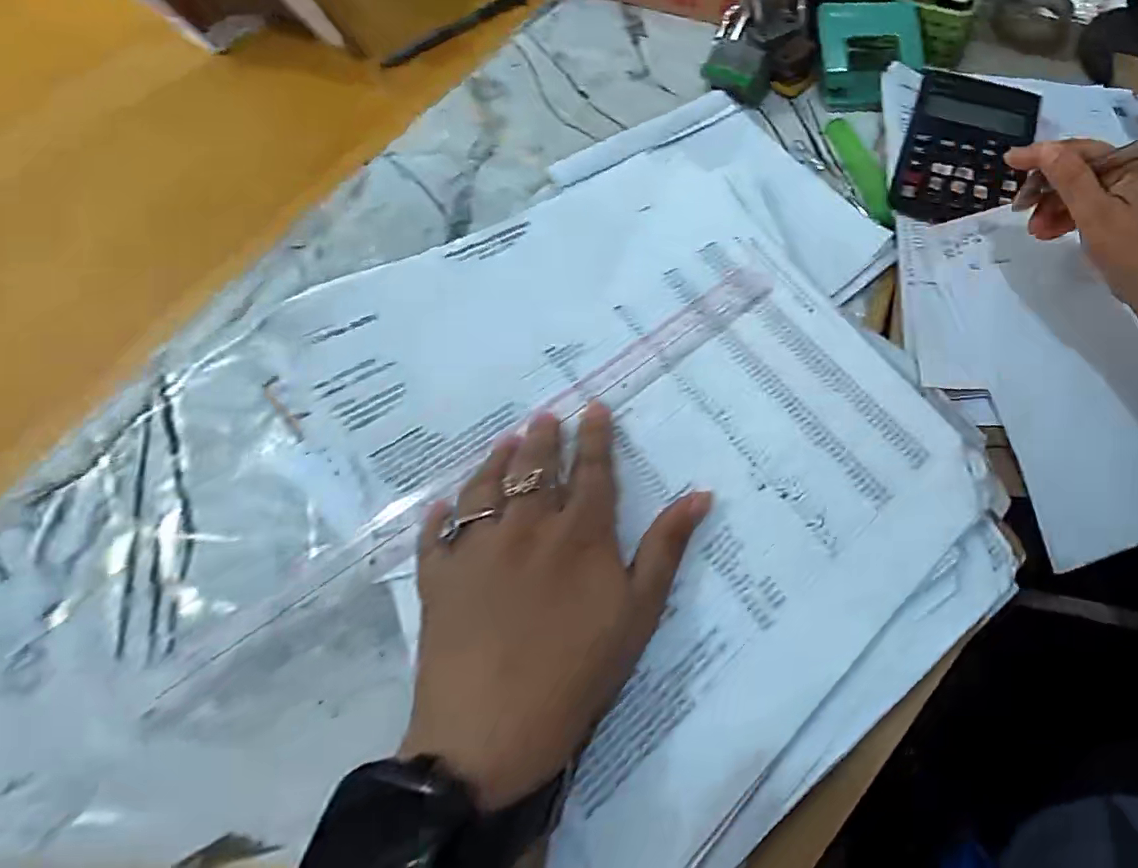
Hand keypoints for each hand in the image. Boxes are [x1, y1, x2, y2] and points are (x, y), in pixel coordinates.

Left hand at [399, 403, 709, 809]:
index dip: (594, 436)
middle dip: (542, 439)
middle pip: (535, 471)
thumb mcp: (641, 607)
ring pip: (485, 491)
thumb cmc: (582, 666)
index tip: (592, 407)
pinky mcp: (439, 583)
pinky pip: (436, 539)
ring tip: (503, 441)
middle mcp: (528, 530)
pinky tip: (442, 507)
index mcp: (581, 534)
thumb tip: (701, 494)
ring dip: (496, 462)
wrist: (494, 729)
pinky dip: (440, 518)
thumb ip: (667, 546)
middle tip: (544, 415)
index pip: (591, 471)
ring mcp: (478, 554)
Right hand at [1004, 139, 1137, 320]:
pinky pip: (1087, 210)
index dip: (1042, 154)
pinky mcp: (1123, 221)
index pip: (1080, 149)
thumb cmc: (1131, 254)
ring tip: (1034, 230)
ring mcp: (1128, 199)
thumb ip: (1070, 178)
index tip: (1011, 161)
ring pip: (1079, 192)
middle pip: (1078, 170)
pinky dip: (1066, 219)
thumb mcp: (1095, 214)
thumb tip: (1046, 148)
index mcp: (1131, 166)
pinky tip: (1049, 233)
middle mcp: (1131, 175)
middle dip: (1046, 187)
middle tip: (1020, 206)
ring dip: (1052, 207)